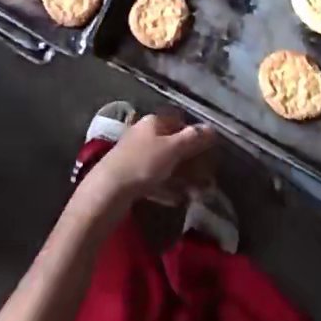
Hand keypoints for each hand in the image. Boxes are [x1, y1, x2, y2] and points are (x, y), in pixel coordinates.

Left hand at [76, 113, 217, 211]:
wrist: (109, 188)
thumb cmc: (143, 163)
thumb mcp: (172, 149)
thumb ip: (192, 138)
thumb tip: (211, 128)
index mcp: (153, 122)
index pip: (178, 120)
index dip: (195, 134)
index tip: (209, 151)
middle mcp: (144, 134)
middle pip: (173, 144)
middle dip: (191, 162)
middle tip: (207, 179)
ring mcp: (136, 154)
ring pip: (165, 164)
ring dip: (182, 178)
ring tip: (196, 194)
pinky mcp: (131, 174)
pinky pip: (155, 179)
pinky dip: (167, 188)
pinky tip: (177, 200)